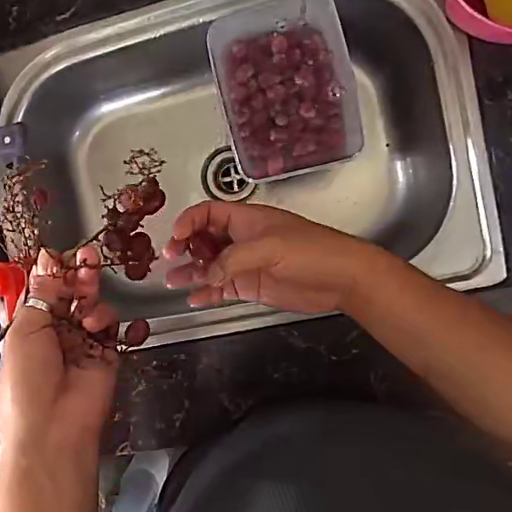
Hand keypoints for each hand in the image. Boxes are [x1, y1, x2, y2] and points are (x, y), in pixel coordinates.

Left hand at [0, 246, 118, 467]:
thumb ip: (43, 292)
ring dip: (96, 304)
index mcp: (31, 325)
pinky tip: (119, 326)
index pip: (48, 289)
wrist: (53, 429)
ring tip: (91, 316)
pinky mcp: (108, 357)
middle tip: (89, 259)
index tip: (65, 254)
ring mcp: (85, 344)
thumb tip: (48, 257)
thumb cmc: (27, 381)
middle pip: (74, 294)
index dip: (58, 271)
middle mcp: (58, 332)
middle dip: (82, 276)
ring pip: (97, 309)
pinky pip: (118, 332)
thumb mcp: (24, 330)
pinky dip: (123, 325)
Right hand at [163, 201, 386, 313]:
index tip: (175, 238)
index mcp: (246, 219)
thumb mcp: (269, 248)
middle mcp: (242, 239)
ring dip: (191, 272)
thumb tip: (207, 274)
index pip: (208, 212)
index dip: (189, 222)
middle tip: (170, 260)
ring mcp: (246, 263)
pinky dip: (207, 293)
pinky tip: (194, 299)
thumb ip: (233, 260)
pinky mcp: (252, 286)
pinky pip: (222, 288)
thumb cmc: (310, 252)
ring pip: (210, 265)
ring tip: (172, 282)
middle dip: (185, 247)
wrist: (342, 278)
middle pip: (204, 238)